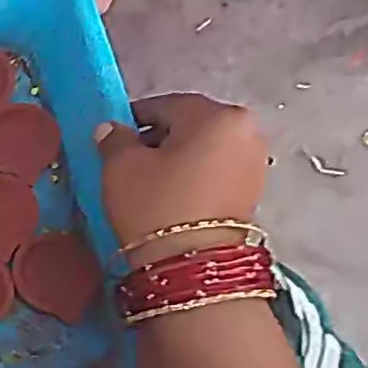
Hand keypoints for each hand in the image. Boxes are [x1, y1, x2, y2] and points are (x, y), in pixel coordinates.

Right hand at [95, 93, 268, 264]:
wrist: (190, 263)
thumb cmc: (154, 205)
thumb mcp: (120, 166)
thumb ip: (114, 138)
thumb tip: (112, 129)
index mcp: (216, 115)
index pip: (165, 104)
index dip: (133, 118)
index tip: (113, 137)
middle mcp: (245, 130)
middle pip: (189, 124)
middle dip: (158, 138)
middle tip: (129, 160)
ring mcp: (255, 161)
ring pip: (203, 148)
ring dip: (176, 158)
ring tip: (149, 181)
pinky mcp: (253, 191)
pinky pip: (215, 170)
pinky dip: (193, 175)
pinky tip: (170, 194)